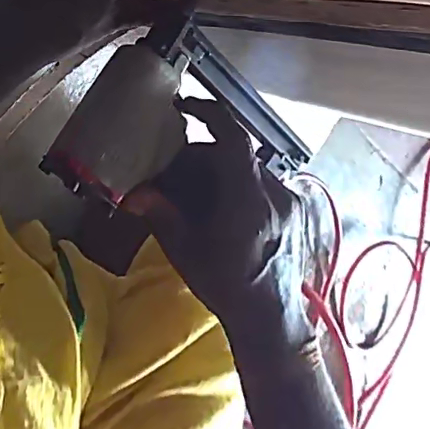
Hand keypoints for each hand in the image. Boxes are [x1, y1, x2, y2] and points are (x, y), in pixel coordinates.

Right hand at [123, 98, 310, 350]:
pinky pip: (263, 181)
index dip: (208, 112)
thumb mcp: (188, 252)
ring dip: (221, 170)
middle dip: (203, 155)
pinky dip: (240, 183)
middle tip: (177, 170)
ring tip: (198, 192)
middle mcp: (273, 189)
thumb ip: (162, 216)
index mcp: (247, 196)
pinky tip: (224, 206)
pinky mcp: (296, 207)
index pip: (232, 135)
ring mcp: (289, 197)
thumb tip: (133, 194)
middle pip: (234, 153)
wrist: (274, 322)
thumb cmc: (228, 287)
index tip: (183, 106)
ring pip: (248, 166)